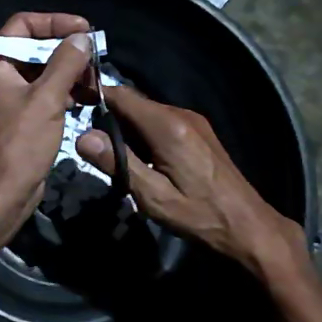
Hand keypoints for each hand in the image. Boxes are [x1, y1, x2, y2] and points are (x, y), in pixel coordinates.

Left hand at [0, 12, 95, 232]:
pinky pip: (44, 92)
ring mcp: (8, 96)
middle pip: (34, 47)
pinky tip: (86, 99)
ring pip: (42, 71)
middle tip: (95, 59)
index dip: (54, 22)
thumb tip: (82, 37)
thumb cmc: (20, 142)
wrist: (3, 192)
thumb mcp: (48, 98)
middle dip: (66, 51)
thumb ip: (66, 63)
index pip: (22, 24)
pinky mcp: (19, 116)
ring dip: (69, 72)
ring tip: (95, 82)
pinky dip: (64, 91)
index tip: (84, 29)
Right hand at [77, 86, 307, 268]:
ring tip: (105, 151)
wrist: (249, 226)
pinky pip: (161, 122)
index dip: (96, 95)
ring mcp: (193, 122)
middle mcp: (181, 115)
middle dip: (108, 115)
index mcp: (167, 126)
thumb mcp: (152, 195)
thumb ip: (117, 163)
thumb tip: (83, 136)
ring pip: (147, 112)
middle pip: (134, 102)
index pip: (122, 95)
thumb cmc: (199, 214)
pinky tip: (135, 157)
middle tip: (84, 136)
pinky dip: (142, 133)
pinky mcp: (199, 133)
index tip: (72, 103)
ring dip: (125, 127)